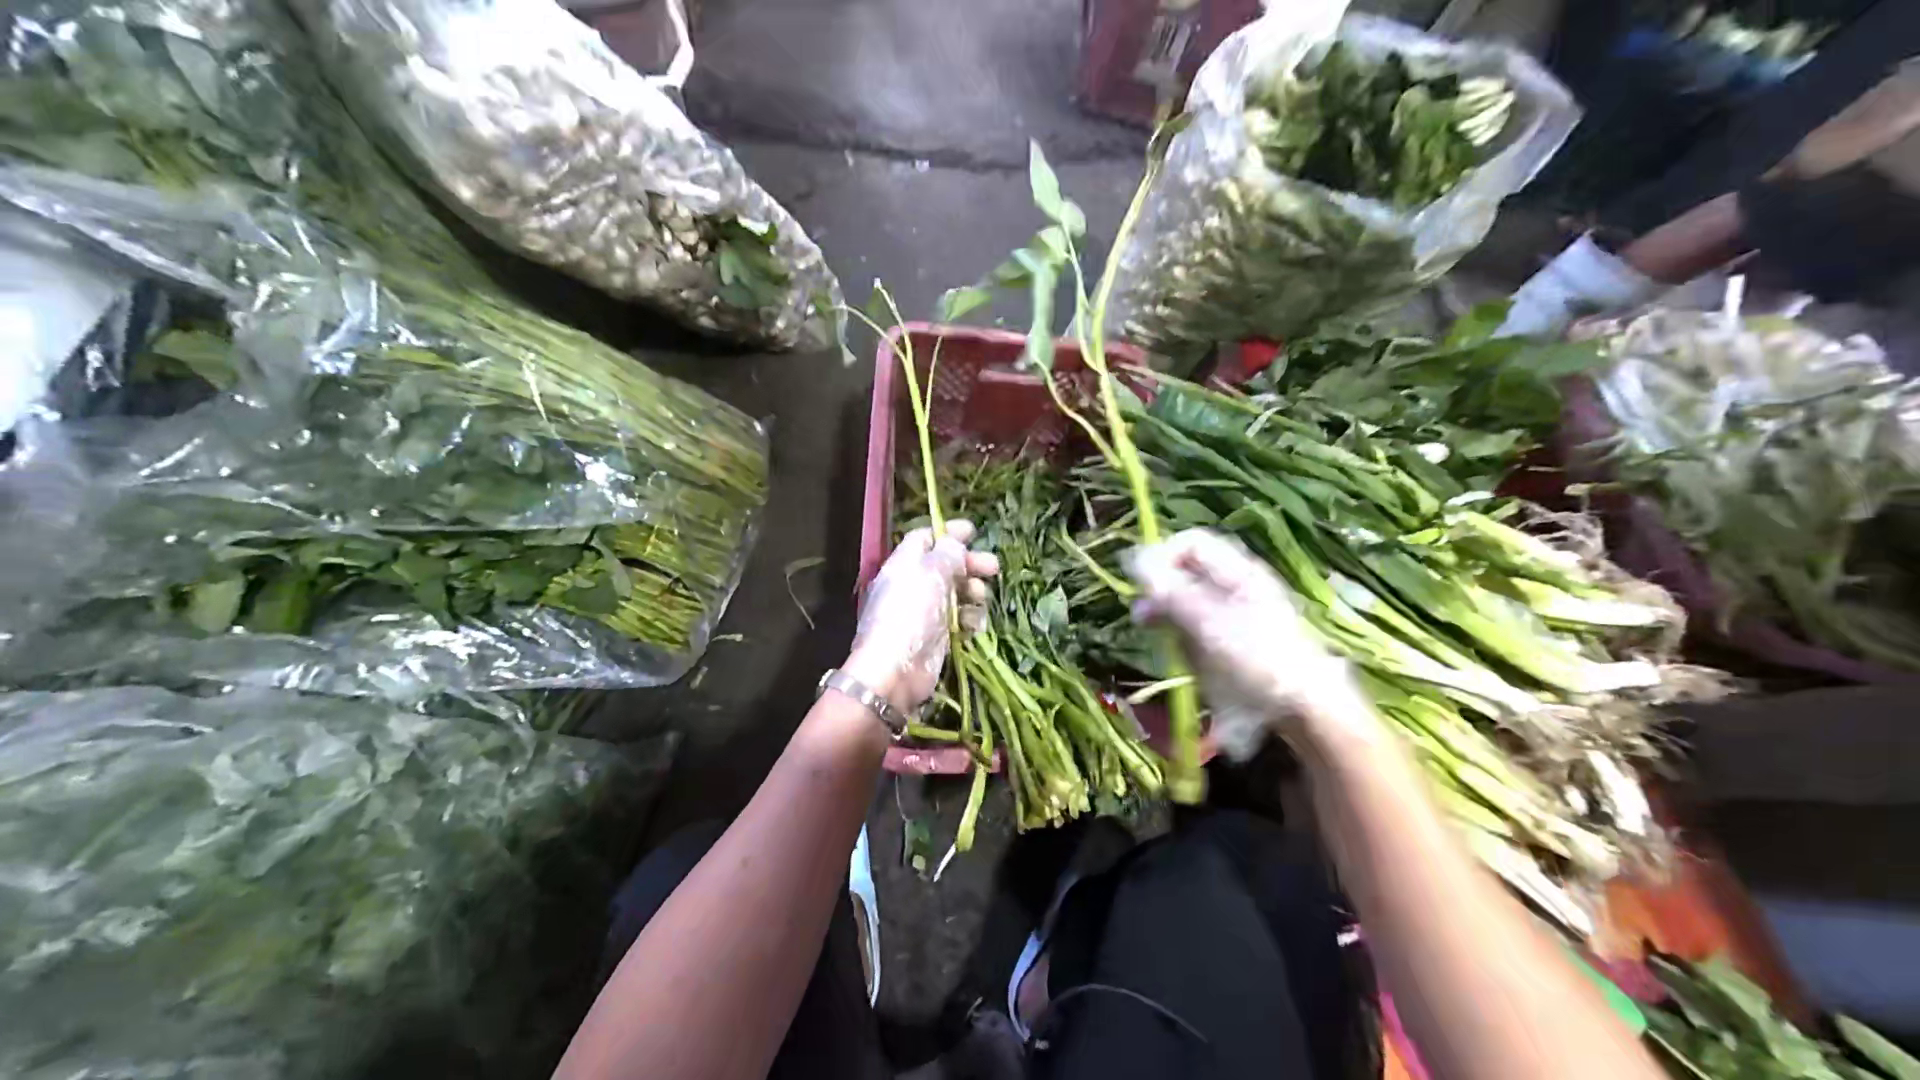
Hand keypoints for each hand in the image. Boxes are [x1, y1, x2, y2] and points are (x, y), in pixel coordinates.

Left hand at [845, 520, 998, 714]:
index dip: (949, 533)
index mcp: (905, 564)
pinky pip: (959, 620)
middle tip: (993, 568)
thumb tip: (954, 542)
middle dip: (970, 564)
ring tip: (980, 598)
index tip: (974, 531)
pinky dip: (969, 619)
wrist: (895, 670)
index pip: (926, 538)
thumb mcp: (931, 573)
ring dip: (972, 592)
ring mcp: (925, 612)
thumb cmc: (910, 614)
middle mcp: (914, 585)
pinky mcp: (936, 636)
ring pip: (956, 593)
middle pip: (946, 565)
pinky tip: (974, 625)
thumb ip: (947, 553)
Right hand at [1126, 529, 1374, 757]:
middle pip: (1183, 569)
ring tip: (1148, 625)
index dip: (1163, 553)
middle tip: (1143, 607)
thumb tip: (1136, 565)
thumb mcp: (1211, 622)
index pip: (1191, 543)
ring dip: (1161, 608)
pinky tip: (1166, 643)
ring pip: (1180, 597)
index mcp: (1238, 572)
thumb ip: (1172, 592)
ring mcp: (1225, 614)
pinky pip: (1186, 625)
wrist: (1300, 708)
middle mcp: (1230, 587)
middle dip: (1158, 584)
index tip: (1142, 579)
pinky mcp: (1219, 642)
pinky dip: (1171, 630)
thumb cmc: (1259, 657)